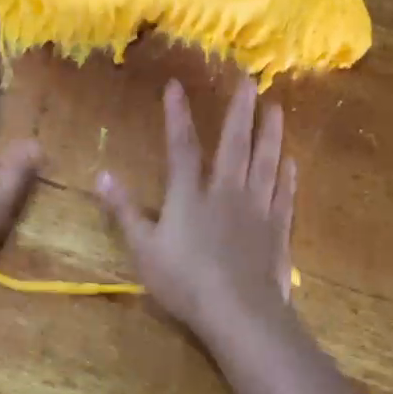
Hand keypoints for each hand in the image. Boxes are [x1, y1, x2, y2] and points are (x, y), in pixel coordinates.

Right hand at [96, 78, 296, 333]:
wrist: (240, 312)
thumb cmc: (184, 281)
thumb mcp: (143, 249)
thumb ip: (124, 211)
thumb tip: (101, 175)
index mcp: (189, 195)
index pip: (181, 146)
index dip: (177, 115)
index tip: (176, 85)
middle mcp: (226, 191)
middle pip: (234, 144)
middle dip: (240, 111)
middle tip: (251, 81)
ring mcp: (257, 208)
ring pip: (266, 162)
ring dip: (271, 134)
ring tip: (277, 108)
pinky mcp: (278, 229)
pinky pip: (284, 194)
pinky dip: (288, 175)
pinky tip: (291, 161)